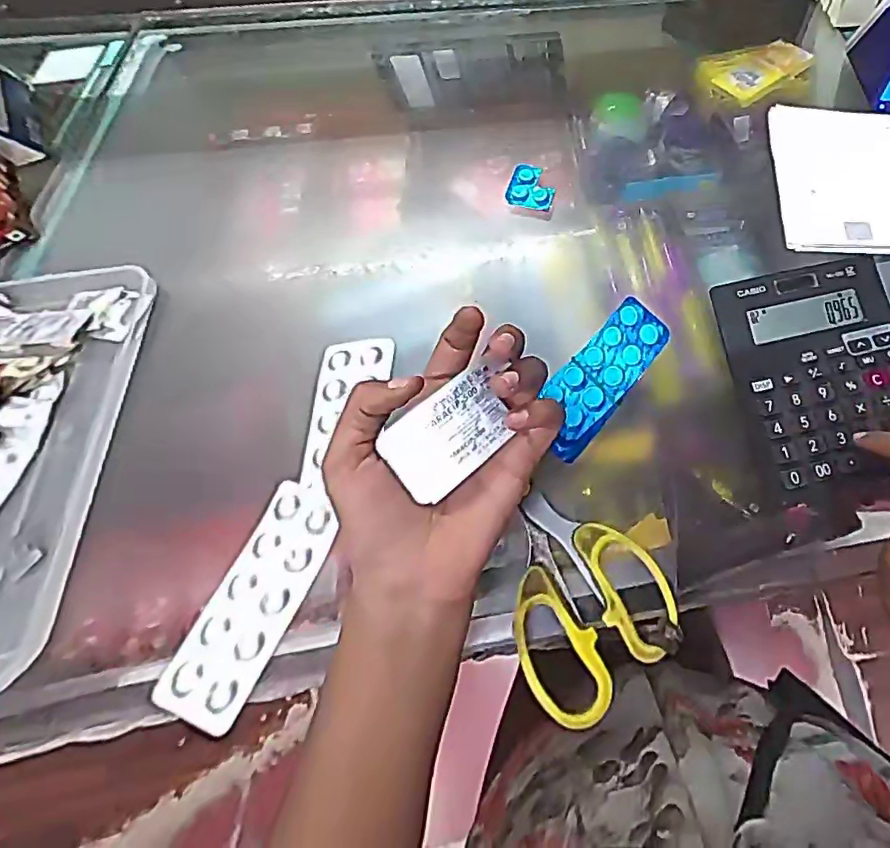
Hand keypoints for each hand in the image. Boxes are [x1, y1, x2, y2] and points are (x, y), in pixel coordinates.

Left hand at [322, 307, 562, 612]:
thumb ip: (362, 405)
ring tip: (504, 387)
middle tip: (498, 346)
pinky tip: (514, 421)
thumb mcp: (344, 456)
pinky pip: (546, 421)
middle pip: (497, 364)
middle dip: (503, 344)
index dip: (461, 335)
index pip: (451, 361)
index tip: (470, 317)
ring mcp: (496, 437)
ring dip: (522, 373)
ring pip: (528, 384)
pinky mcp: (521, 460)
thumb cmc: (374, 522)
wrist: (406, 571)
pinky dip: (540, 410)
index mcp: (428, 412)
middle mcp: (466, 417)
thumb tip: (409, 380)